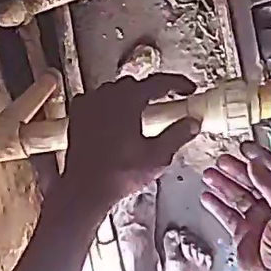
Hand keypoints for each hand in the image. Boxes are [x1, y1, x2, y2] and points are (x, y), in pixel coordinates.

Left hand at [56, 73, 200, 209]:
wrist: (85, 188)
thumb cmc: (119, 173)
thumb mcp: (158, 155)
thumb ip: (178, 135)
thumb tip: (192, 123)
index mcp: (128, 99)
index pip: (158, 81)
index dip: (177, 83)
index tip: (188, 89)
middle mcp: (106, 95)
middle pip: (135, 84)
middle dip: (153, 91)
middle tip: (167, 102)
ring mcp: (88, 103)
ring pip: (114, 91)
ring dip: (130, 98)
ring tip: (143, 113)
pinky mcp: (77, 116)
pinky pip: (97, 101)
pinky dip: (109, 105)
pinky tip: (116, 119)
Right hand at [201, 141, 270, 270]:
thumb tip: (257, 167)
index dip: (260, 158)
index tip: (246, 147)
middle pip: (253, 182)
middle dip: (237, 169)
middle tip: (223, 159)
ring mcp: (257, 222)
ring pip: (237, 196)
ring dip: (224, 184)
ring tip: (210, 174)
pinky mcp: (243, 234)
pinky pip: (227, 214)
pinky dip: (216, 205)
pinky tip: (208, 196)